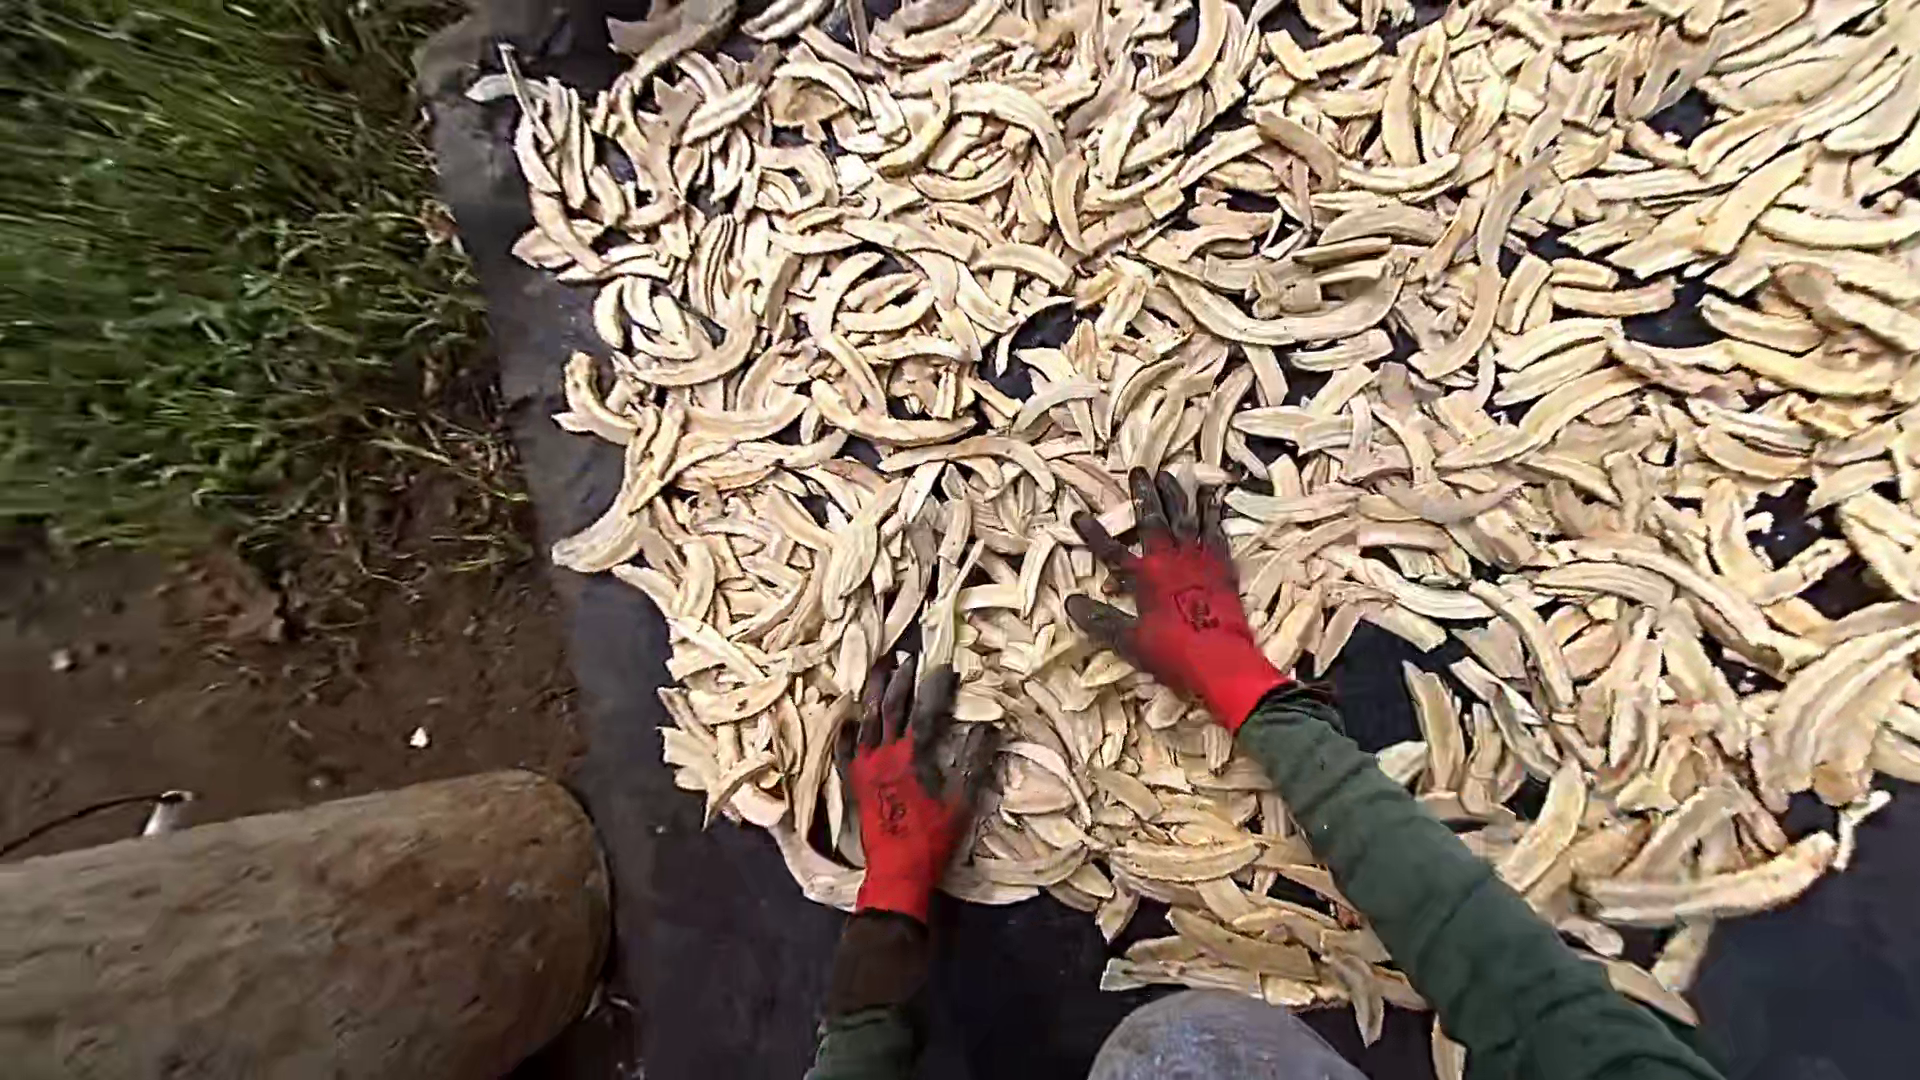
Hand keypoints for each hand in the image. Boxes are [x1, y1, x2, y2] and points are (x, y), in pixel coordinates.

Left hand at [839, 660, 993, 921]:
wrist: (895, 873)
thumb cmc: (933, 837)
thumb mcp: (962, 802)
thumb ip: (975, 761)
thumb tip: (990, 727)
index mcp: (913, 755)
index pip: (926, 710)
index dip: (936, 687)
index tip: (946, 668)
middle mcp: (885, 754)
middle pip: (891, 706)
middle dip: (901, 680)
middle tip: (908, 659)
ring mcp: (865, 766)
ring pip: (867, 719)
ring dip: (873, 692)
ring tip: (878, 670)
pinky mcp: (854, 781)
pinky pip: (846, 749)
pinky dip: (849, 730)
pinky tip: (850, 718)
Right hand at [1066, 468, 1289, 730]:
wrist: (1224, 663)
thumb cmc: (1174, 653)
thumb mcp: (1130, 641)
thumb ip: (1100, 620)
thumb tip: (1070, 602)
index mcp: (1145, 577)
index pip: (1111, 551)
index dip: (1093, 533)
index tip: (1077, 515)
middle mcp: (1170, 560)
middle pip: (1153, 521)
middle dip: (1143, 495)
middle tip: (1138, 471)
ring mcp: (1198, 560)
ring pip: (1185, 519)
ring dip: (1177, 496)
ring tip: (1171, 475)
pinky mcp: (1222, 567)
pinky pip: (1215, 532)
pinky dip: (1212, 514)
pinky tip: (1211, 499)